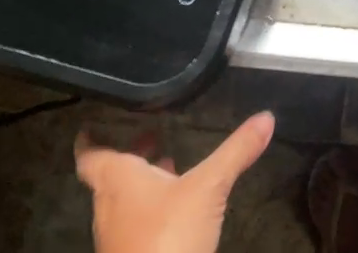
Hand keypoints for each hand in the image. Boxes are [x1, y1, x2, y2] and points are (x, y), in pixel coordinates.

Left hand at [76, 111, 274, 252]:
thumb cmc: (169, 235)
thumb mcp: (210, 187)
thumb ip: (236, 151)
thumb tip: (266, 116)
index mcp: (118, 181)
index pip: (91, 156)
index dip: (90, 139)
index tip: (93, 123)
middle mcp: (109, 208)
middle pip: (110, 177)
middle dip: (131, 156)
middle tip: (153, 136)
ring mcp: (117, 240)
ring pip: (123, 203)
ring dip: (142, 184)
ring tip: (170, 167)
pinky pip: (135, 227)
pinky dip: (150, 211)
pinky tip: (177, 210)